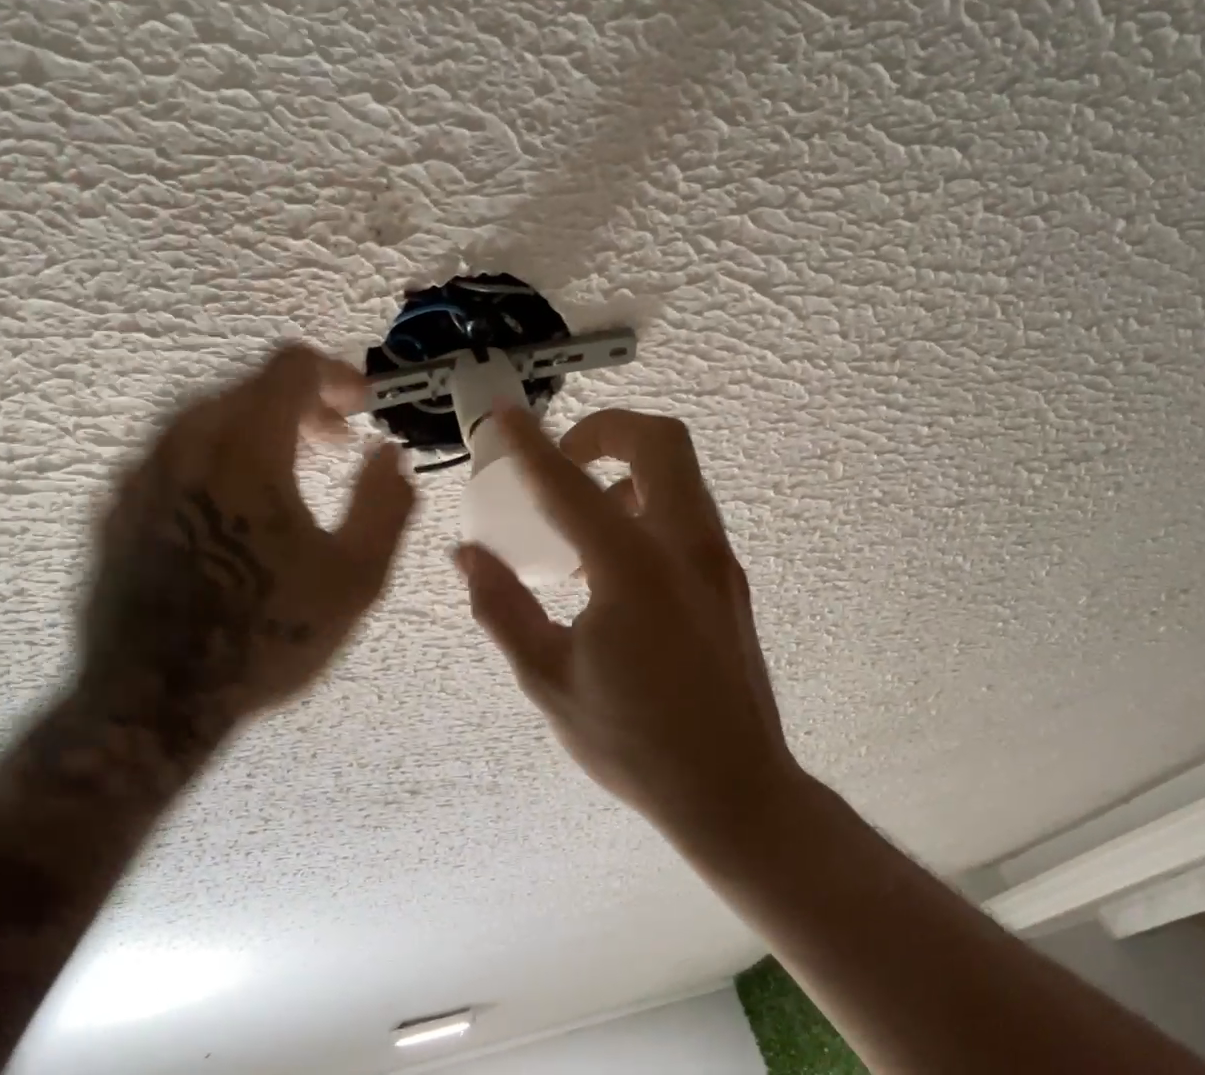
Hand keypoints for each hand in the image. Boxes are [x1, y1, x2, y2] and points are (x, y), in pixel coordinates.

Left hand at [82, 342, 415, 730]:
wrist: (155, 699)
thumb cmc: (266, 636)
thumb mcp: (355, 577)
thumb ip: (385, 503)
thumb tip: (390, 455)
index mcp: (245, 447)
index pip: (291, 366)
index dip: (337, 374)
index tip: (362, 406)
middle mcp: (183, 443)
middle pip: (246, 387)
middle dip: (300, 405)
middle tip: (334, 445)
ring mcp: (139, 475)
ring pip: (203, 419)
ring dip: (254, 430)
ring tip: (286, 477)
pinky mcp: (115, 509)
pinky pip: (170, 457)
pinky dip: (212, 460)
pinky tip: (231, 511)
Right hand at [456, 406, 794, 830]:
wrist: (735, 790)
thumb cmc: (635, 743)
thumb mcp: (549, 680)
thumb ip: (503, 608)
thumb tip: (468, 555)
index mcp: (633, 570)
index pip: (570, 485)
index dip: (530, 444)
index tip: (505, 414)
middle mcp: (686, 549)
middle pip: (660, 442)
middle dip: (605, 429)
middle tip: (562, 458)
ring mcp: (717, 563)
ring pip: (680, 475)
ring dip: (628, 470)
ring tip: (580, 520)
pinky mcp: (729, 583)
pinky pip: (688, 513)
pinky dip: (647, 506)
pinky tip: (611, 565)